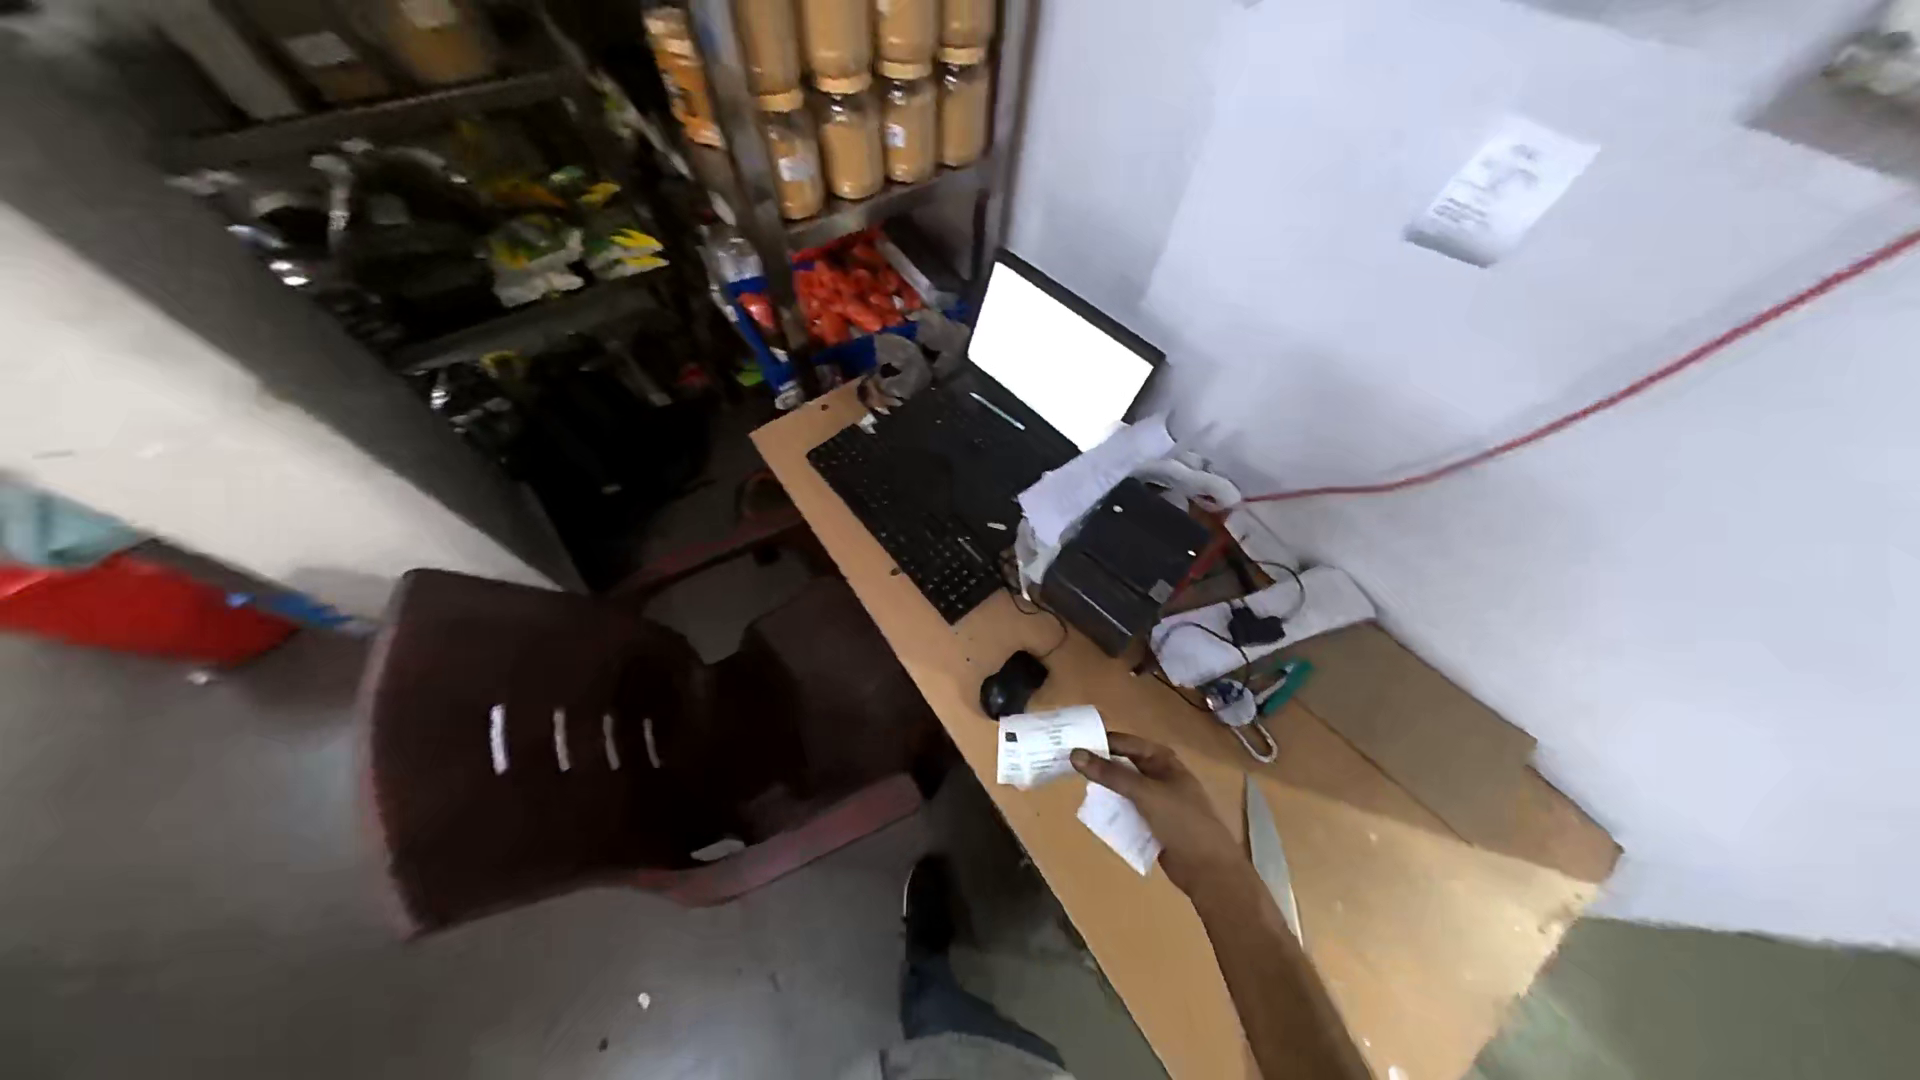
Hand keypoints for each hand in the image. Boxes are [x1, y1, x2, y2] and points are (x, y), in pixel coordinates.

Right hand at [1071, 733, 1247, 898]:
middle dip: (1097, 766)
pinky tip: (1093, 811)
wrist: (1209, 869)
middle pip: (1121, 764)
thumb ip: (1109, 774)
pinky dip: (1111, 809)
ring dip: (1102, 789)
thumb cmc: (1182, 821)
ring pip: (1121, 788)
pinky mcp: (1150, 821)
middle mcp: (1158, 774)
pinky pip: (1125, 809)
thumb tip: (1074, 754)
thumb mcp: (1144, 792)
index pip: (1123, 742)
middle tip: (1066, 766)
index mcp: (1162, 759)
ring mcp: (1155, 799)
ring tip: (1073, 787)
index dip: (1099, 741)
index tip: (1070, 744)